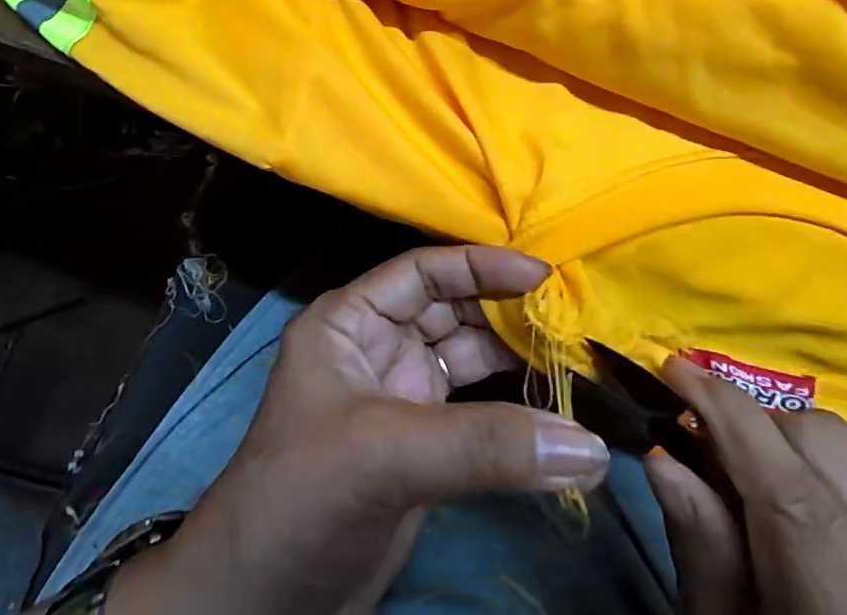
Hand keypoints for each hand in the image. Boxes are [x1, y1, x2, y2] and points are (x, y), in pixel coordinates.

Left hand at [105, 245, 612, 613]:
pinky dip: (515, 411)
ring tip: (575, 356)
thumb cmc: (301, 498)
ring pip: (469, 359)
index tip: (543, 271)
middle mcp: (377, 347)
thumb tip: (589, 448)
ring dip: (517, 358)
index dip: (481, 265)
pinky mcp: (422, 446)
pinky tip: (556, 411)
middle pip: (454, 310)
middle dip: (507, 310)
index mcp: (350, 322)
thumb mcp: (387, 454)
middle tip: (571, 315)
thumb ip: (484, 446)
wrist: (258, 605)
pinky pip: (478, 411)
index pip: (423, 271)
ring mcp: (401, 397)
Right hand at [644, 358, 846, 614]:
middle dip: (752, 427)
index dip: (730, 417)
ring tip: (753, 475)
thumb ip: (704, 554)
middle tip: (705, 441)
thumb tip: (665, 457)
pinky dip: (830, 470)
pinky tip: (807, 503)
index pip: (793, 494)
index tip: (676, 369)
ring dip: (788, 444)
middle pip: (825, 449)